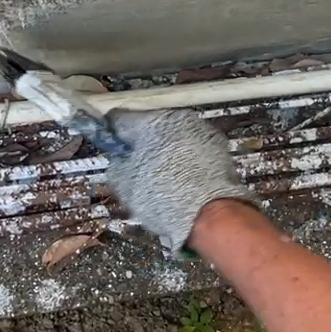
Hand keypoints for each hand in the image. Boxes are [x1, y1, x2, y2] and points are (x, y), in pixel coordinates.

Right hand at [105, 109, 257, 252]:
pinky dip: (185, 159)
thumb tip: (121, 157)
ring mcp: (202, 131)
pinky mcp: (219, 147)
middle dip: (142, 143)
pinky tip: (183, 180)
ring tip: (162, 177)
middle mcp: (179, 118)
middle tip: (136, 166)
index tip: (111, 146)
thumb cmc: (163, 196)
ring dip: (165, 150)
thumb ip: (117, 162)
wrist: (210, 213)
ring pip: (174, 137)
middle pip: (151, 126)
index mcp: (152, 121)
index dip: (112, 134)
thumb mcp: (123, 184)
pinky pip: (193, 149)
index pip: (121, 119)